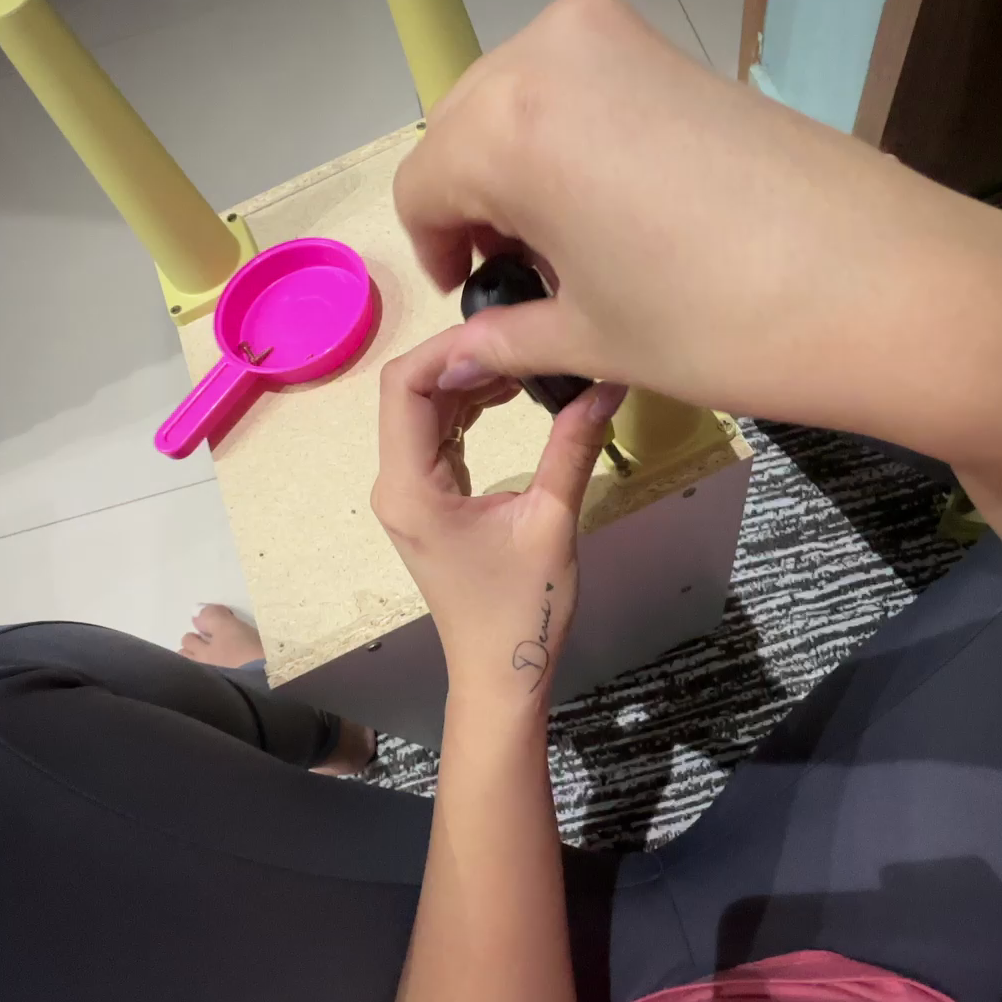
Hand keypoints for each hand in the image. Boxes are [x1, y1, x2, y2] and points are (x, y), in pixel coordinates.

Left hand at [371, 329, 625, 702]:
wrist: (500, 671)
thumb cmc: (523, 608)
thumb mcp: (551, 522)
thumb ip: (572, 446)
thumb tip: (607, 381)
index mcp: (411, 486)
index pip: (406, 386)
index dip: (449, 347)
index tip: (506, 331)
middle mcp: (395, 482)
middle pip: (411, 392)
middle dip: (464, 359)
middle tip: (526, 339)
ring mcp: (407, 493)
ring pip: (422, 411)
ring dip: (467, 382)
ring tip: (526, 362)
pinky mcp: (426, 501)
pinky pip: (436, 438)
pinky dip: (467, 410)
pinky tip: (508, 395)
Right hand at [394, 0, 1001, 468]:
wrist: (884, 287)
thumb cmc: (714, 327)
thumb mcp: (592, 339)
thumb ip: (503, 338)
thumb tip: (451, 357)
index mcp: (510, 124)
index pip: (420, 182)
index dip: (434, 249)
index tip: (471, 295)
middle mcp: (550, 52)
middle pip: (463, 131)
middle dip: (474, 207)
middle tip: (522, 277)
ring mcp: (619, 36)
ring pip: (519, 106)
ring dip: (519, 176)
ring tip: (573, 251)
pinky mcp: (673, 49)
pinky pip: (579, 93)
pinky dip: (568, 148)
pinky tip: (614, 210)